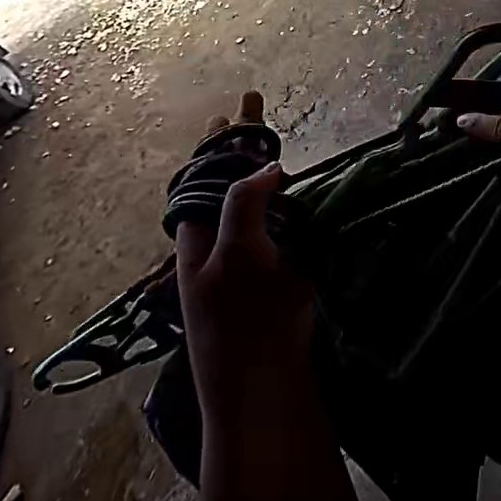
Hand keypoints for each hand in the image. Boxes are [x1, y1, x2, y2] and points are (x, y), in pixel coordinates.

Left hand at [176, 92, 315, 415]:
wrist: (265, 391)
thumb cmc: (241, 324)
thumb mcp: (234, 257)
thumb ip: (245, 205)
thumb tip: (268, 168)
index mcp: (200, 238)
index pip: (206, 175)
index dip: (220, 142)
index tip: (234, 110)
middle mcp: (222, 244)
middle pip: (229, 182)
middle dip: (241, 145)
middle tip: (255, 110)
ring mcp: (250, 261)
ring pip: (254, 203)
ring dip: (263, 169)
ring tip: (271, 142)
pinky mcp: (278, 276)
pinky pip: (280, 224)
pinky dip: (287, 200)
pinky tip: (300, 190)